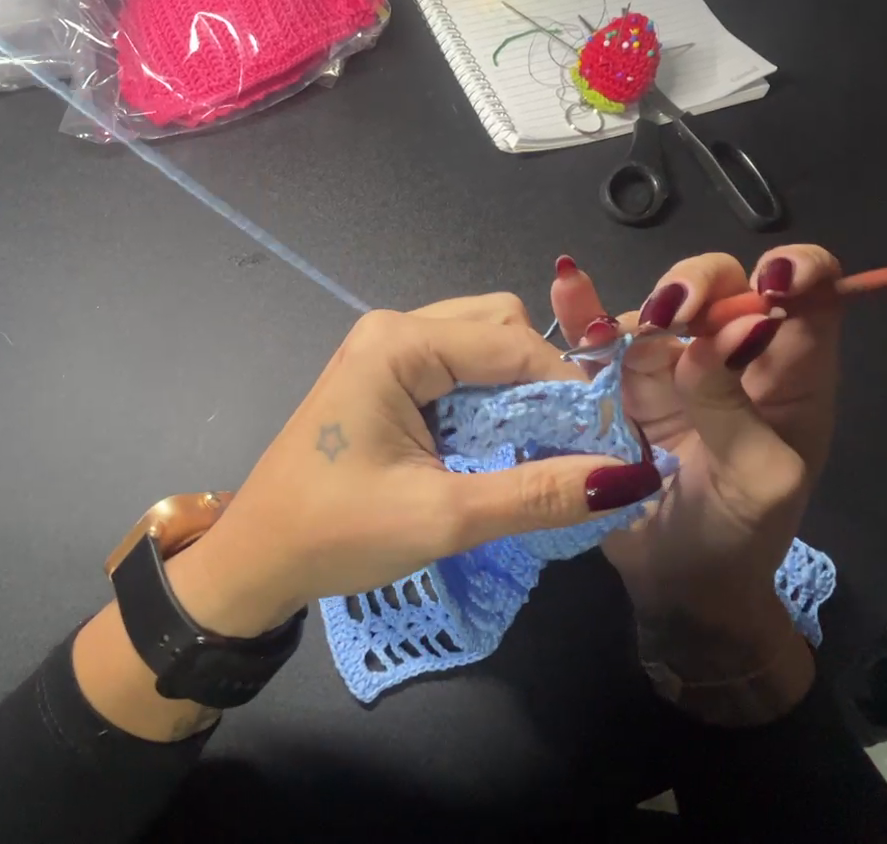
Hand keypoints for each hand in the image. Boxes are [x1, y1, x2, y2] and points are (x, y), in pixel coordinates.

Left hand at [171, 294, 662, 640]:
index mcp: (399, 344)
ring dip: (517, 393)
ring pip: (481, 346)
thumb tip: (629, 480)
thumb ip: (537, 493)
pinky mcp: (383, 376)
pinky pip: (455, 369)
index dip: (571, 391)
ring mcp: (384, 349)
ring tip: (539, 452)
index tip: (611, 447)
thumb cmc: (336, 534)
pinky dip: (488, 401)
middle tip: (568, 448)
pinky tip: (496, 447)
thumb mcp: (444, 517)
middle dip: (543, 383)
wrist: (257, 558)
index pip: (514, 343)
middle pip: (500, 328)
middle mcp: (393, 330)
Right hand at [550, 247, 842, 640]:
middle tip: (670, 315)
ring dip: (638, 308)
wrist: (676, 578)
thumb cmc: (739, 533)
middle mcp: (730, 356)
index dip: (798, 271)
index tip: (768, 283)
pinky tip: (567, 285)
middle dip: (699, 285)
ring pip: (657, 305)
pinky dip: (580, 309)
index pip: (811, 295)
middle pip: (724, 284)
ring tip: (607, 340)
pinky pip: (598, 336)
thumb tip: (700, 343)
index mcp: (789, 374)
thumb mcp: (760, 481)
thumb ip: (736, 412)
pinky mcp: (616, 382)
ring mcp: (669, 366)